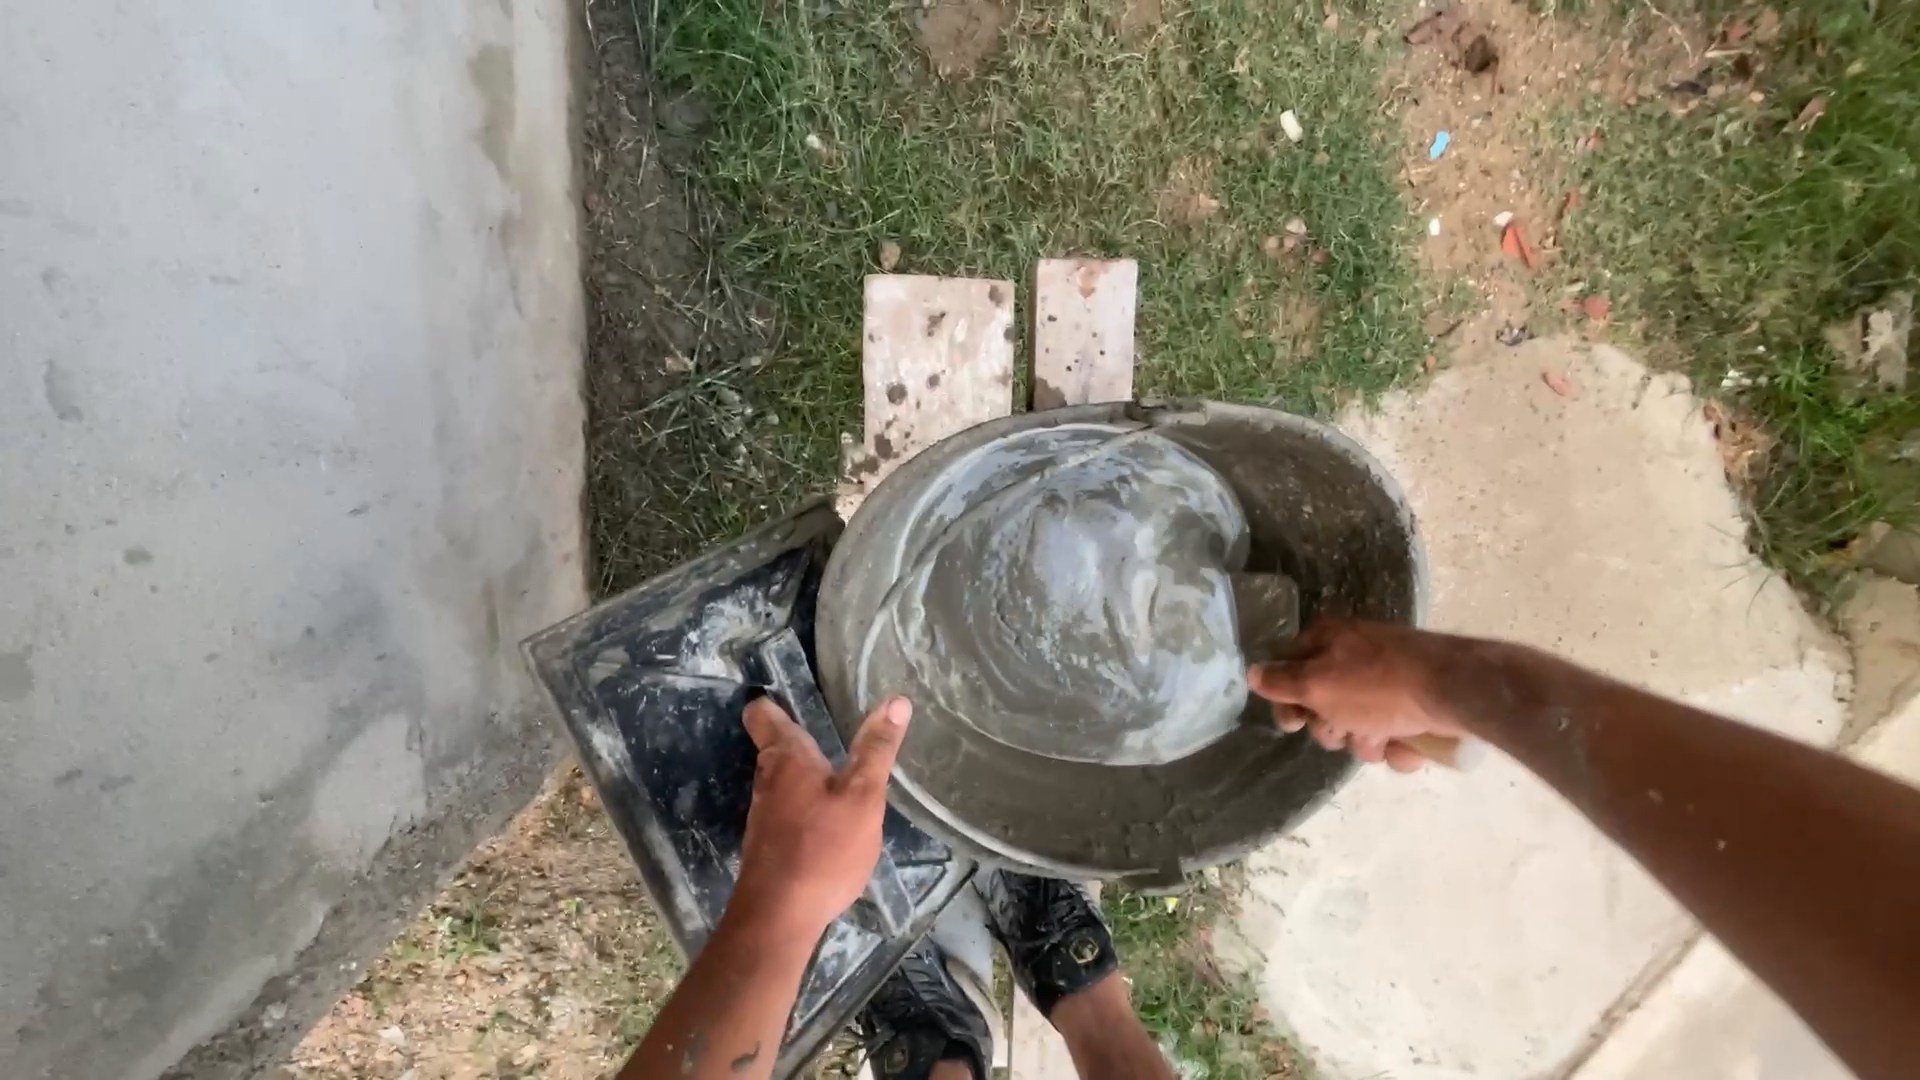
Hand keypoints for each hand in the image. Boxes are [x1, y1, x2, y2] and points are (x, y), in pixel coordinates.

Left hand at [729, 695, 912, 936]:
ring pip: (783, 779)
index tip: (796, 694)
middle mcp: (769, 779)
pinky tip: (830, 819)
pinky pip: (788, 808)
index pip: (763, 714)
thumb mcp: (864, 796)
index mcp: (787, 757)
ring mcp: (765, 813)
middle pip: (776, 746)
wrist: (778, 920)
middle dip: (800, 737)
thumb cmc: (823, 849)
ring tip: (838, 769)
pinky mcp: (769, 843)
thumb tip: (896, 700)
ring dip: (806, 773)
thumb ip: (877, 749)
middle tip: (833, 727)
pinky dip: (807, 803)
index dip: (775, 701)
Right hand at [1247, 619, 1466, 772]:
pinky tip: (1408, 746)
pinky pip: (1392, 732)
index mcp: (1325, 641)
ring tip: (1382, 740)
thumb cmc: (1377, 685)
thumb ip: (1280, 682)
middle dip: (1331, 727)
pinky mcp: (1414, 703)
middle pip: (1321, 703)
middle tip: (1343, 730)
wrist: (1456, 690)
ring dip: (1364, 741)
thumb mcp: (1317, 684)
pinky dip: (1397, 745)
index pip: (1286, 670)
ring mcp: (1385, 681)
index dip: (1286, 701)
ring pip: (1356, 724)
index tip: (1293, 725)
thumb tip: (1251, 672)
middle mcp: (1352, 656)